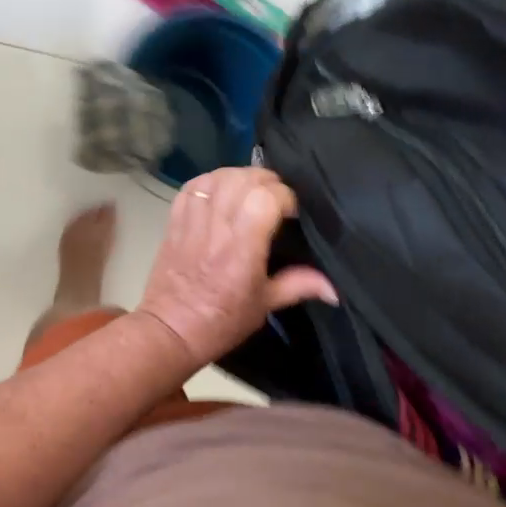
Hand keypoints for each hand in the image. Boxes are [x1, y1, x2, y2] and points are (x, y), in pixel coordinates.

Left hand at [136, 168, 336, 368]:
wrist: (170, 330)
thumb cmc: (221, 321)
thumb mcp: (266, 304)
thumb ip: (300, 285)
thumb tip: (335, 289)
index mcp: (242, 249)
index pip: (266, 198)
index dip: (285, 198)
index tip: (292, 214)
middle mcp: (217, 228)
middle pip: (244, 180)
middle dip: (267, 183)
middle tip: (276, 201)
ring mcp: (193, 220)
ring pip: (219, 176)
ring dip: (241, 177)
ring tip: (252, 192)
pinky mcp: (175, 219)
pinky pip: (194, 185)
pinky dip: (213, 181)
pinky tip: (224, 192)